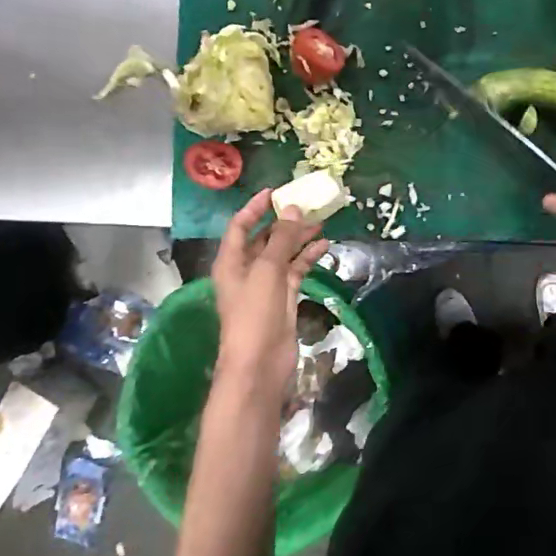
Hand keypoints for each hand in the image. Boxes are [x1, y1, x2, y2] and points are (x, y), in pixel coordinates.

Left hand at [211, 189, 328, 383]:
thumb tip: (293, 209)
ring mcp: (266, 285)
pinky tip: (324, 247)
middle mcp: (246, 270)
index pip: (240, 226)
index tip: (275, 191)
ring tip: (321, 223)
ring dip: (300, 239)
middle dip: (284, 222)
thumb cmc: (254, 314)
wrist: (260, 364)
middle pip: (264, 238)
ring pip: (283, 254)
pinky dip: (308, 258)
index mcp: (231, 262)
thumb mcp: (267, 270)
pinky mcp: (283, 299)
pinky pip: (296, 271)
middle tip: (308, 206)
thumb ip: (281, 239)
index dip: (255, 208)